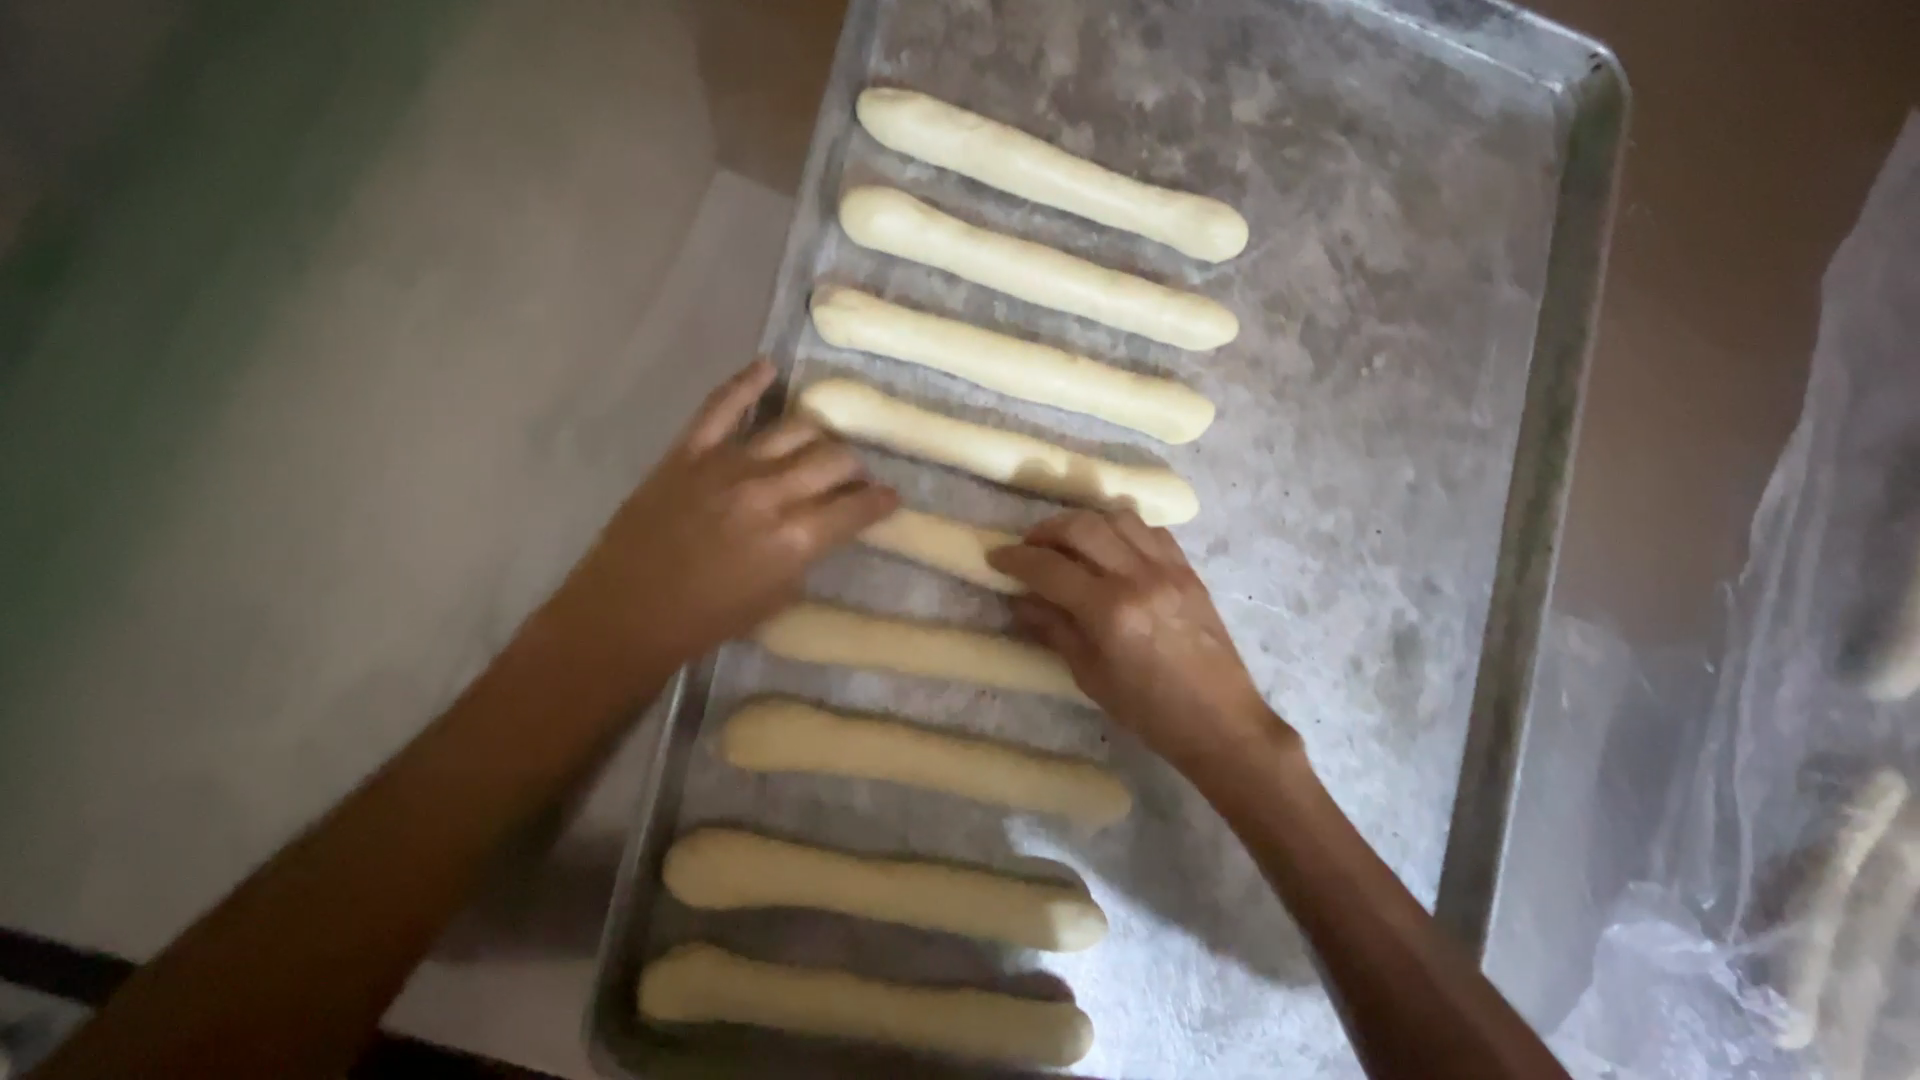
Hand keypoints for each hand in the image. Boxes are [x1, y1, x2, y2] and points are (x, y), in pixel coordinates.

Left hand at [559, 360, 896, 667]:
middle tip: (851, 478)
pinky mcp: (690, 450)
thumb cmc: (708, 619)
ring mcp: (729, 464)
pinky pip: (724, 405)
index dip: (882, 501)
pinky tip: (768, 370)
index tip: (890, 499)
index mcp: (796, 538)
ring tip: (819, 444)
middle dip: (854, 468)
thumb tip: (823, 525)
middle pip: (834, 457)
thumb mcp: (777, 597)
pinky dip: (748, 382)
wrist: (627, 612)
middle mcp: (772, 491)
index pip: (858, 506)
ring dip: (818, 435)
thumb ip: (807, 553)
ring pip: (794, 428)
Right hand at [988, 509, 1291, 765]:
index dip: (1016, 559)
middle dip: (1046, 531)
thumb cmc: (1149, 711)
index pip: (1050, 568)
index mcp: (1110, 611)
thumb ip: (1054, 630)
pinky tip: (1112, 549)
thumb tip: (1020, 601)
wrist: (1220, 721)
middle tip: (1029, 547)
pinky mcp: (1188, 570)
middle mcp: (1138, 578)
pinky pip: (1150, 531)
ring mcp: (1168, 569)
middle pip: (1081, 527)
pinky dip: (1123, 530)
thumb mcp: (1090, 676)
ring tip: (1069, 543)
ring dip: (1085, 523)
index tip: (996, 557)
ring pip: (1117, 518)